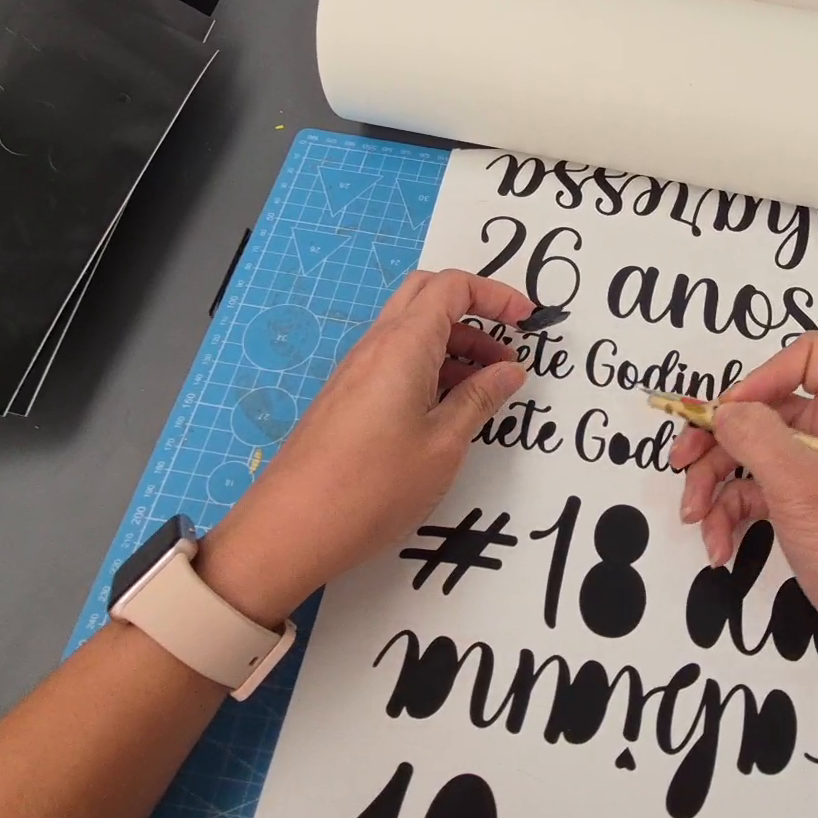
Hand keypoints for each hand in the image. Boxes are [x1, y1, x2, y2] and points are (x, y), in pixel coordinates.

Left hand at [197, 269, 533, 625]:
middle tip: (505, 346)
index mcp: (403, 344)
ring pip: (412, 330)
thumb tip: (510, 369)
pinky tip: (449, 408)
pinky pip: (396, 360)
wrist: (291, 529)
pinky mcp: (348, 396)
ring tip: (488, 386)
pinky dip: (431, 366)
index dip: (495, 295)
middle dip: (473, 310)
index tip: (527, 320)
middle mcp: (376, 345)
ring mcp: (357, 370)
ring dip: (454, 343)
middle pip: (427, 295)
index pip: (452, 288)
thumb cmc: (375, 485)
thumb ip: (480, 399)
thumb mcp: (444, 444)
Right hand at [669, 333, 817, 692]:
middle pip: (761, 413)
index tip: (729, 416)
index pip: (808, 358)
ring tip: (696, 522)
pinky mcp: (806, 513)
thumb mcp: (804, 489)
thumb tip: (721, 411)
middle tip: (680, 466)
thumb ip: (757, 437)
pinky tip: (719, 550)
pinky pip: (754, 497)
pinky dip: (729, 518)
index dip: (762, 376)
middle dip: (717, 443)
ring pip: (749, 458)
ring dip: (714, 487)